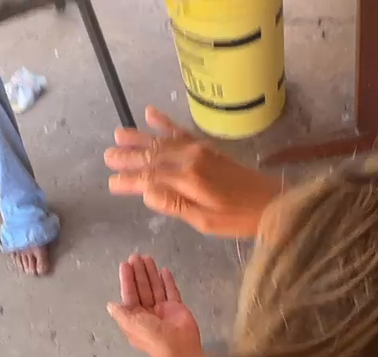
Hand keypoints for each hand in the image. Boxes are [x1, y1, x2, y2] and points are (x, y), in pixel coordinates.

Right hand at [105, 107, 282, 237]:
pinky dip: (165, 123)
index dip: (129, 181)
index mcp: (187, 179)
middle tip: (107, 157)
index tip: (111, 183)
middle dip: (129, 157)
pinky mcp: (208, 148)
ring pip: (162, 142)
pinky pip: (181, 132)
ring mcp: (199, 150)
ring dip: (140, 138)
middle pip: (152, 156)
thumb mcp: (204, 221)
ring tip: (118, 134)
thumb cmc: (238, 220)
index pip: (150, 178)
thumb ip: (174, 205)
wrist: (271, 203)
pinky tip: (151, 114)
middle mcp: (190, 159)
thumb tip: (146, 192)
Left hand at [106, 254, 203, 356]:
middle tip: (136, 256)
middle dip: (139, 273)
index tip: (125, 264)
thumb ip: (120, 313)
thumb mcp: (130, 325)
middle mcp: (148, 313)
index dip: (127, 280)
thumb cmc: (152, 337)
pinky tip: (163, 270)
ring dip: (151, 274)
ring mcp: (163, 310)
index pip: (130, 295)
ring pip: (156, 288)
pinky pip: (171, 292)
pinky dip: (168, 282)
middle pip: (142, 289)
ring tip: (148, 258)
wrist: (178, 349)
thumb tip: (110, 305)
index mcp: (135, 318)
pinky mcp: (177, 308)